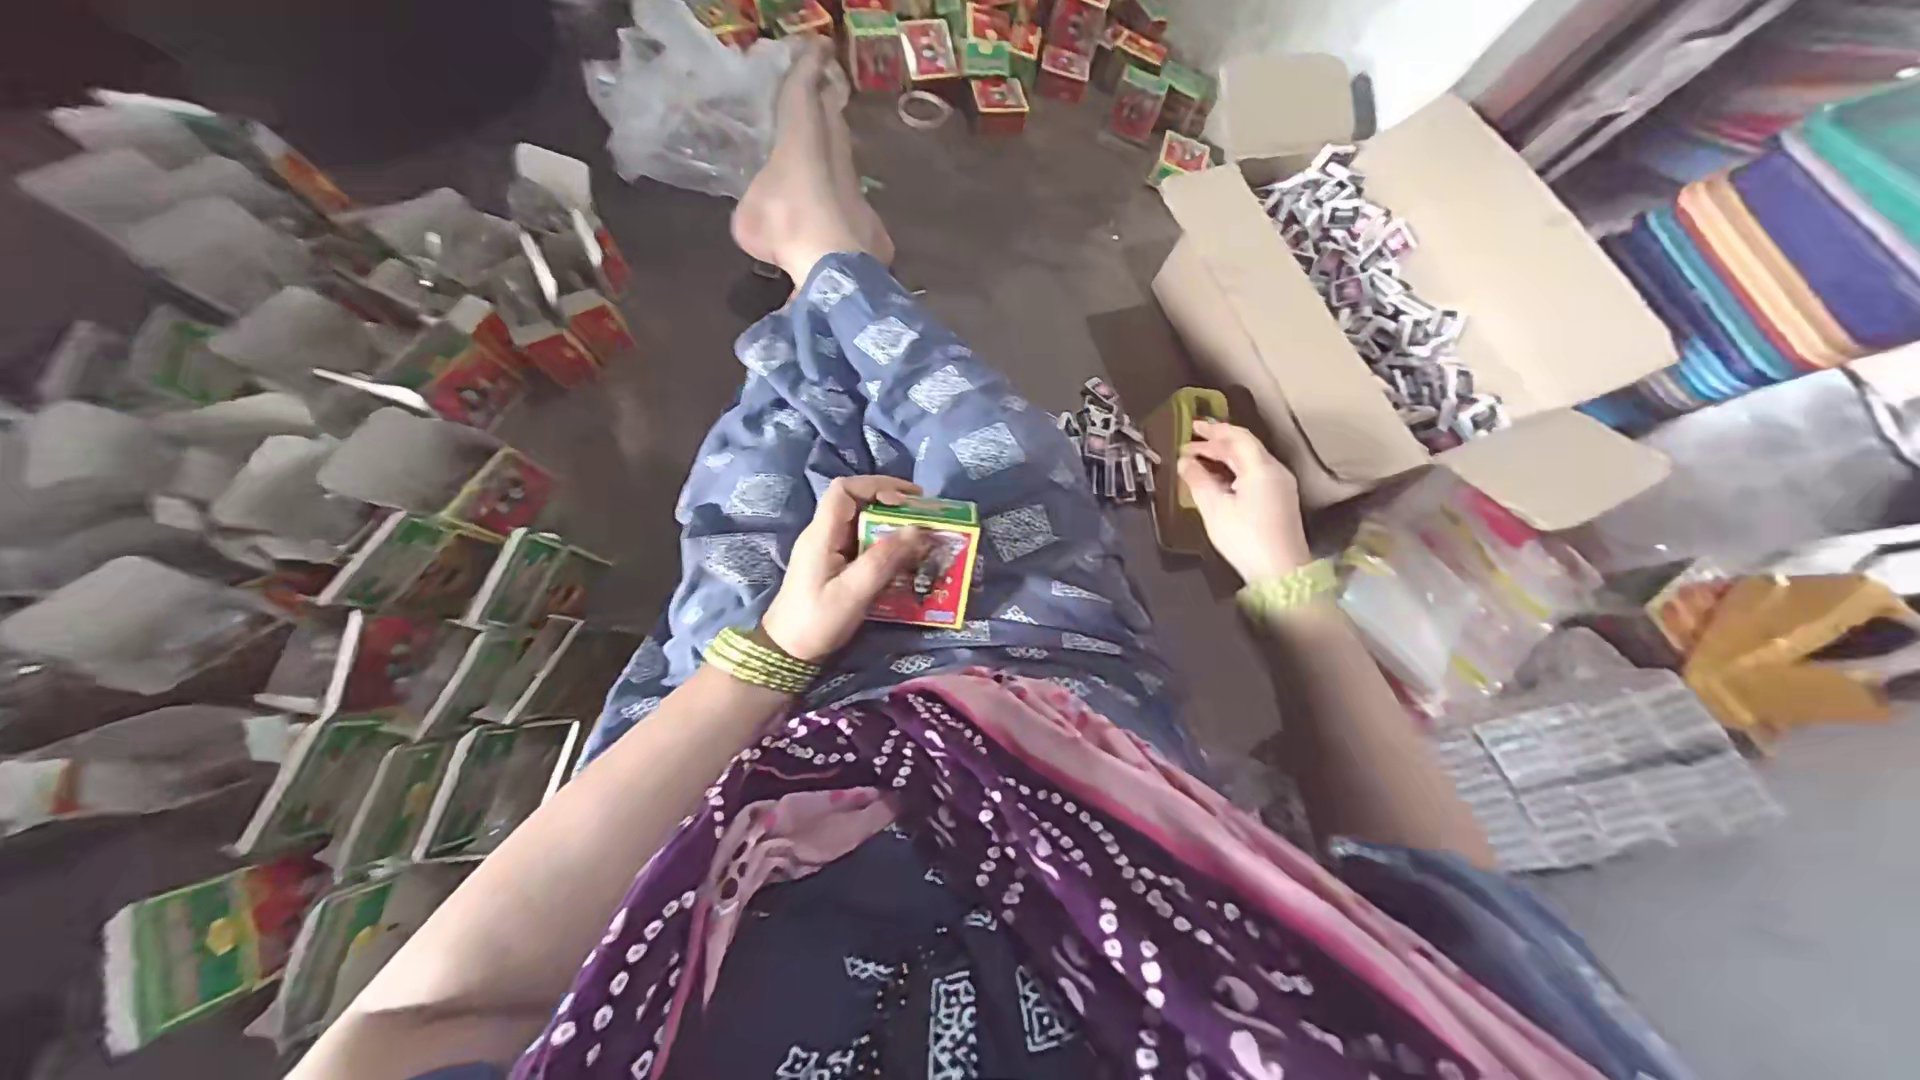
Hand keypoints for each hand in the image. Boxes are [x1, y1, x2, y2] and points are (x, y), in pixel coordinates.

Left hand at [762, 476, 930, 662]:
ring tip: (920, 537)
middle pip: (857, 503)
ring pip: (862, 524)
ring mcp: (828, 550)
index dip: (877, 486)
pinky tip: (904, 559)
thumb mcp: (853, 592)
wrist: (786, 652)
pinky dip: (885, 545)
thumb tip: (918, 531)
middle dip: (892, 505)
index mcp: (822, 534)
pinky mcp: (834, 566)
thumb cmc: (817, 621)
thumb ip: (885, 559)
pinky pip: (863, 544)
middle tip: (924, 518)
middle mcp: (824, 535)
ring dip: (892, 526)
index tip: (908, 500)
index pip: (845, 489)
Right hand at [1177, 418, 1311, 583]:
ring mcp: (1280, 485)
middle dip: (1216, 443)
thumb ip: (1198, 480)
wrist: (1280, 571)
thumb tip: (1185, 462)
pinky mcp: (1279, 498)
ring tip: (1199, 459)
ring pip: (1250, 460)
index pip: (1237, 437)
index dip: (1214, 430)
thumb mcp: (1214, 509)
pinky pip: (1255, 473)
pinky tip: (1218, 477)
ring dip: (1225, 456)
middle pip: (1244, 447)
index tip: (1192, 427)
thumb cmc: (1245, 538)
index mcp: (1260, 468)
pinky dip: (1234, 469)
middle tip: (1190, 444)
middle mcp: (1275, 470)